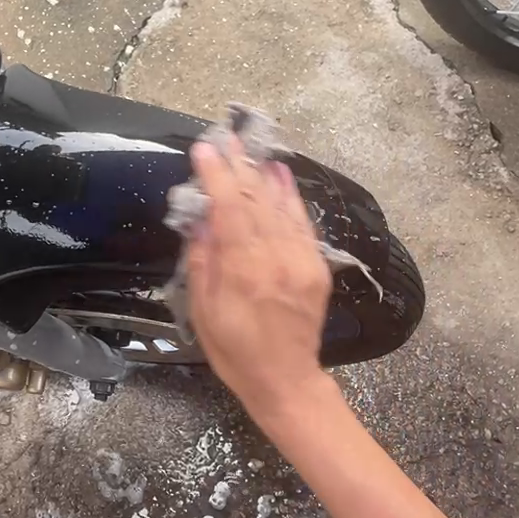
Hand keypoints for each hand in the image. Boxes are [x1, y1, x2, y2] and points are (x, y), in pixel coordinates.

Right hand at [183, 137, 333, 417]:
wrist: (285, 380)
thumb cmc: (235, 351)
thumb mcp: (203, 311)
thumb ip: (203, 260)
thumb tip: (201, 219)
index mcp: (244, 270)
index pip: (228, 208)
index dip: (216, 175)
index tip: (204, 149)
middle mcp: (276, 258)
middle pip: (255, 200)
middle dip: (238, 166)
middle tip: (225, 137)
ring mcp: (301, 260)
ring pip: (280, 206)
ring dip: (263, 174)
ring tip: (250, 147)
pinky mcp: (316, 267)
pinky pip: (302, 223)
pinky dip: (291, 196)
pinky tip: (281, 175)